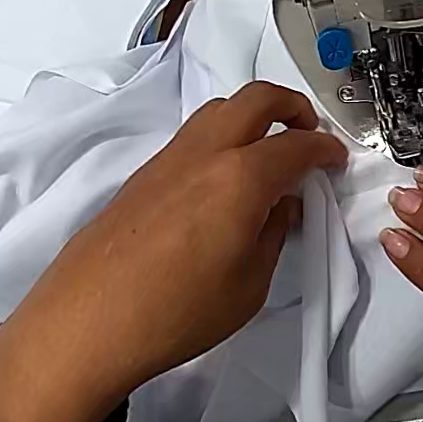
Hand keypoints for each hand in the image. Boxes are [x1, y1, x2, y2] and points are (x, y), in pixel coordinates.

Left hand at [0, 81, 347, 421]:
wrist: (86, 323)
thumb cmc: (175, 312)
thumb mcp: (249, 284)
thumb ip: (273, 234)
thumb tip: (281, 207)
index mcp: (241, 177)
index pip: (298, 145)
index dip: (325, 148)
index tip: (336, 158)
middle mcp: (206, 153)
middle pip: (258, 98)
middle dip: (293, 106)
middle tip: (308, 133)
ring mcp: (171, 158)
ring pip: (222, 108)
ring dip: (255, 115)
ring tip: (268, 149)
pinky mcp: (145, 173)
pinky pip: (196, 134)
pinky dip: (224, 135)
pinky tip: (227, 176)